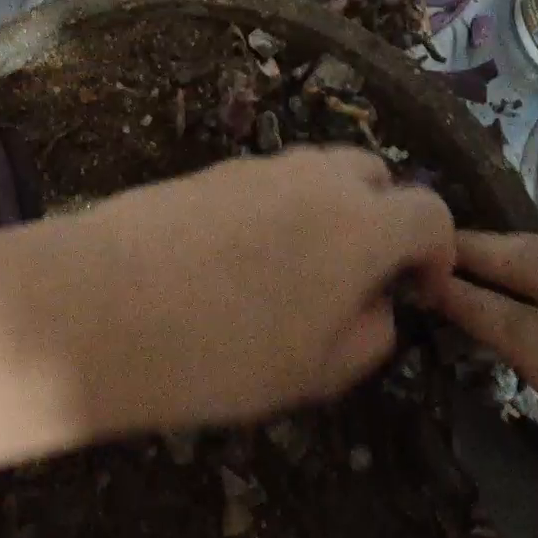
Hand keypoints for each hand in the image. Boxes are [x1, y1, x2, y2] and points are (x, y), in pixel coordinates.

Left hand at [15, 146, 453, 433]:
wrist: (102, 305)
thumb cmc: (222, 353)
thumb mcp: (315, 371)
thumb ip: (369, 334)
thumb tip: (377, 303)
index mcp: (362, 225)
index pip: (429, 212)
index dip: (436, 250)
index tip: (416, 290)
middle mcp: (316, 178)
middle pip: (374, 173)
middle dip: (383, 215)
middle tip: (357, 273)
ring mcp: (258, 166)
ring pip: (317, 170)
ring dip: (329, 207)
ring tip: (296, 268)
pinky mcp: (210, 168)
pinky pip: (268, 179)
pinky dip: (279, 205)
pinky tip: (239, 256)